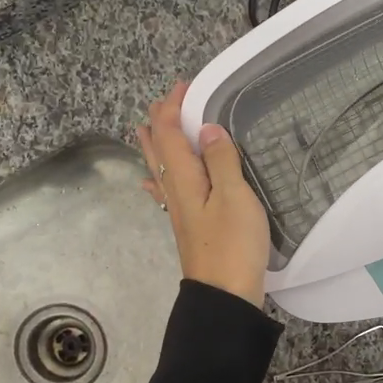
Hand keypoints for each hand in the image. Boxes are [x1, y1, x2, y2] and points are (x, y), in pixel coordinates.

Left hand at [136, 82, 270, 307]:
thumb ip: (221, 160)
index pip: (170, 133)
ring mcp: (179, 211)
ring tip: (148, 129)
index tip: (185, 85)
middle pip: (159, 150)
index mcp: (183, 178)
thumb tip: (207, 128)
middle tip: (163, 101)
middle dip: (160, 122)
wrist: (225, 296)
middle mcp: (175, 191)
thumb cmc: (233, 245)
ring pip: (160, 169)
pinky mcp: (188, 227)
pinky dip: (160, 178)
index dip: (173, 106)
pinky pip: (167, 191)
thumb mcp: (235, 196)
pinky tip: (152, 184)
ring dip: (156, 146)